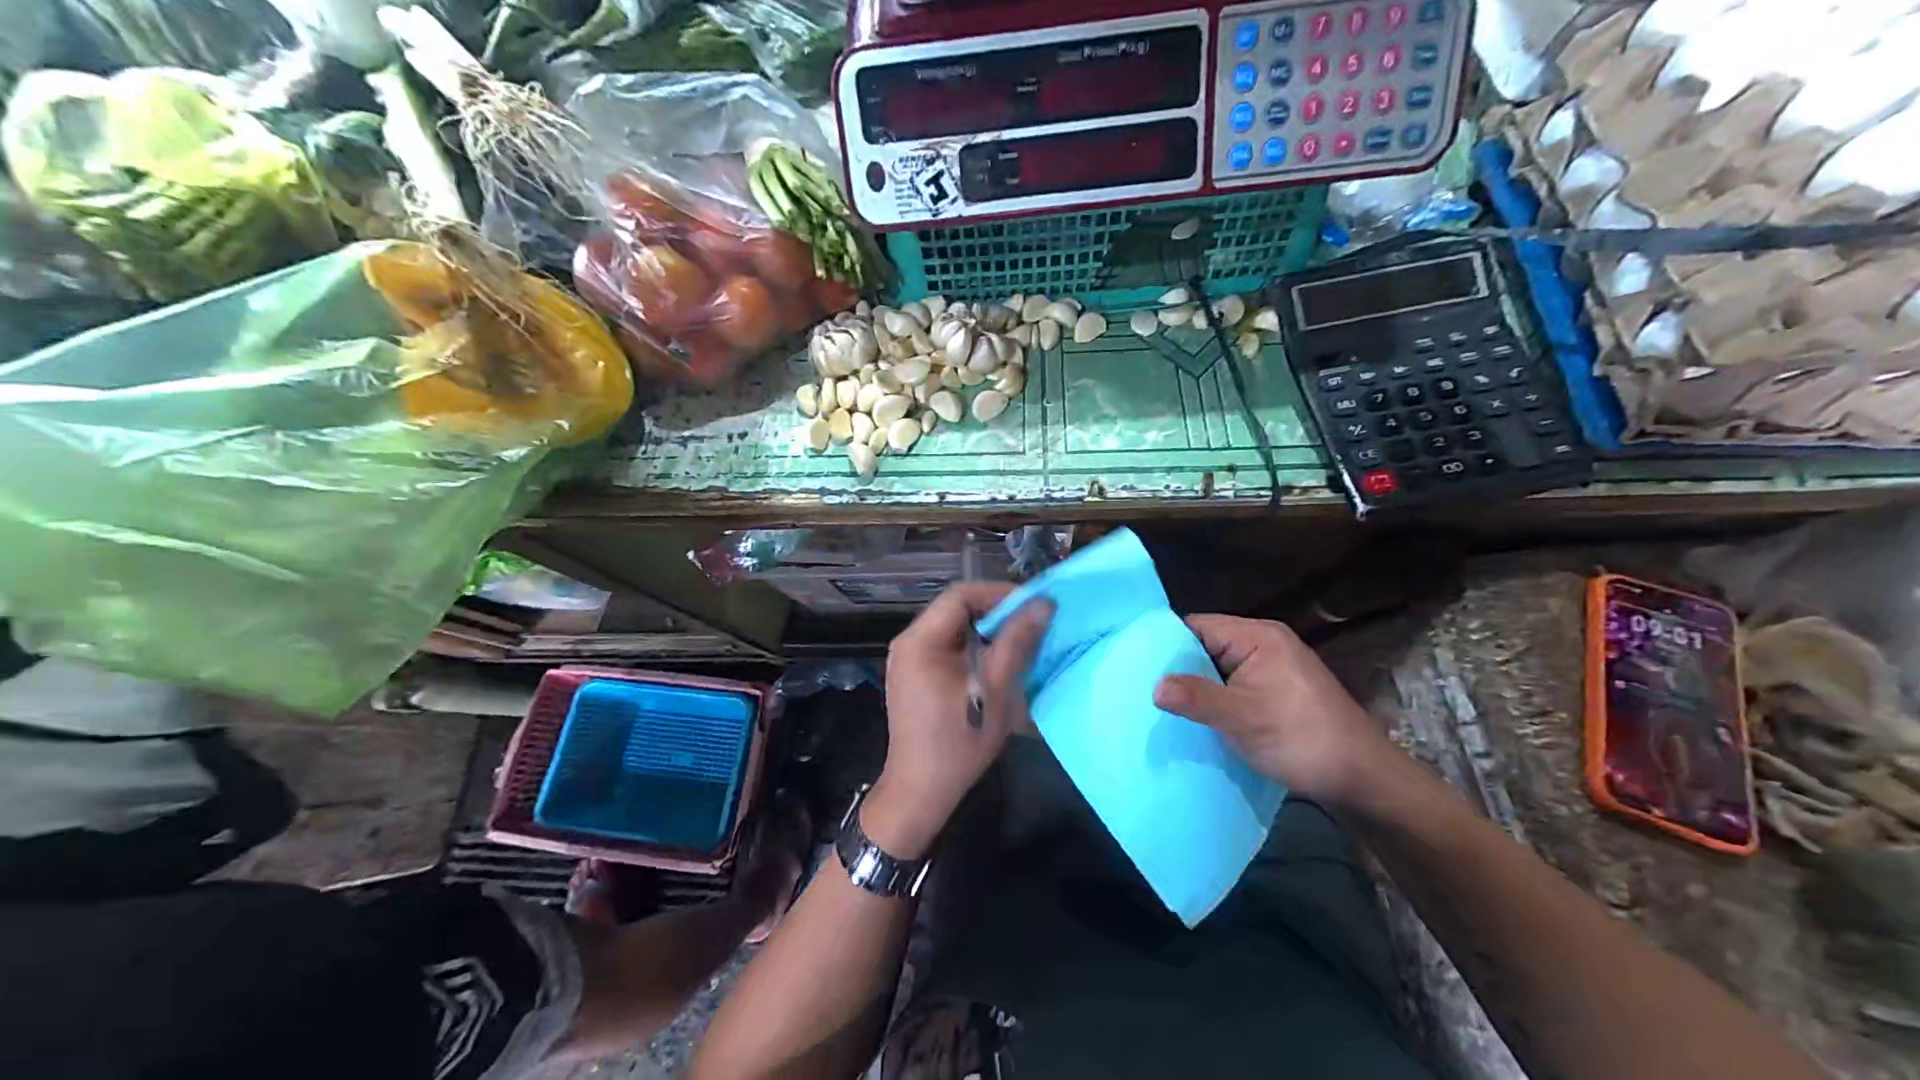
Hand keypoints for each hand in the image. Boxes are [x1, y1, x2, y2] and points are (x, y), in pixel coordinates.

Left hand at [866, 585, 1051, 858]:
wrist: (921, 791)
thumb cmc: (959, 741)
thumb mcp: (995, 690)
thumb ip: (1016, 642)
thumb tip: (1043, 604)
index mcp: (920, 641)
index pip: (960, 595)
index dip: (999, 593)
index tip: (1033, 604)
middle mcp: (907, 642)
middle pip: (955, 608)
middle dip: (996, 611)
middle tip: (1032, 621)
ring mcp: (907, 659)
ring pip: (953, 628)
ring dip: (986, 630)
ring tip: (1020, 639)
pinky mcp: (914, 675)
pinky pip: (946, 646)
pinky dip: (973, 647)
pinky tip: (997, 661)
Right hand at [1153, 615, 1400, 805]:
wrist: (1361, 777)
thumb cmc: (1300, 738)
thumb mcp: (1241, 718)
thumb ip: (1196, 698)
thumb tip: (1154, 686)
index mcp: (1257, 637)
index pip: (1197, 625)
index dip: (1166, 642)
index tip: (1137, 665)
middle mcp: (1265, 643)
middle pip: (1206, 644)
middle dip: (1178, 667)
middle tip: (1143, 688)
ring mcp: (1273, 667)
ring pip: (1218, 668)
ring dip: (1196, 686)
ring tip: (1161, 703)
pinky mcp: (1277, 691)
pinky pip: (1233, 684)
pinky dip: (1215, 698)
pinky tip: (1195, 716)